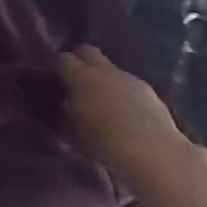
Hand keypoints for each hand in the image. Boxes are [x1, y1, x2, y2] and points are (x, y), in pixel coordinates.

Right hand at [56, 45, 203, 193]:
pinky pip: (127, 84)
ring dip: (102, 79)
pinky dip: (120, 91)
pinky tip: (120, 111)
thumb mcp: (74, 131)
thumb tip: (68, 105)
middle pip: (89, 53)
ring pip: (110, 70)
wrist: (153, 152)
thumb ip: (68, 112)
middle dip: (80, 60)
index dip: (57, 65)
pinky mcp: (149, 92)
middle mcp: (107, 72)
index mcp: (82, 78)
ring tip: (98, 100)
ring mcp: (131, 79)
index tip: (53, 77)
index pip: (64, 59)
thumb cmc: (104, 143)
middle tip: (73, 78)